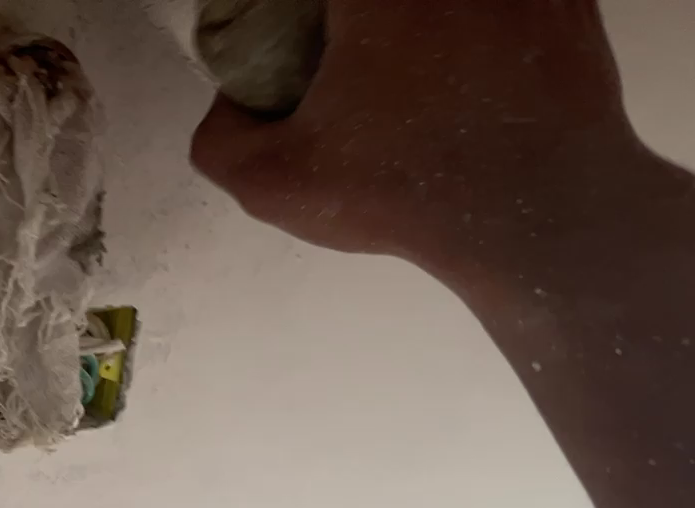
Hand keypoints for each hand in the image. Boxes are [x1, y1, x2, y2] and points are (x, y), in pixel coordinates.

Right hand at [191, 0, 641, 269]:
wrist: (522, 207)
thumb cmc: (388, 191)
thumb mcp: (266, 183)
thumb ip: (220, 137)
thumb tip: (230, 101)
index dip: (286, 17)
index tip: (281, 49)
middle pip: (363, 3)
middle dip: (338, 26)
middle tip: (328, 66)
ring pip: (429, 8)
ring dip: (403, 31)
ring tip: (391, 86)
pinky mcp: (566, 5)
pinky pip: (488, 10)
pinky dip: (461, 34)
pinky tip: (449, 82)